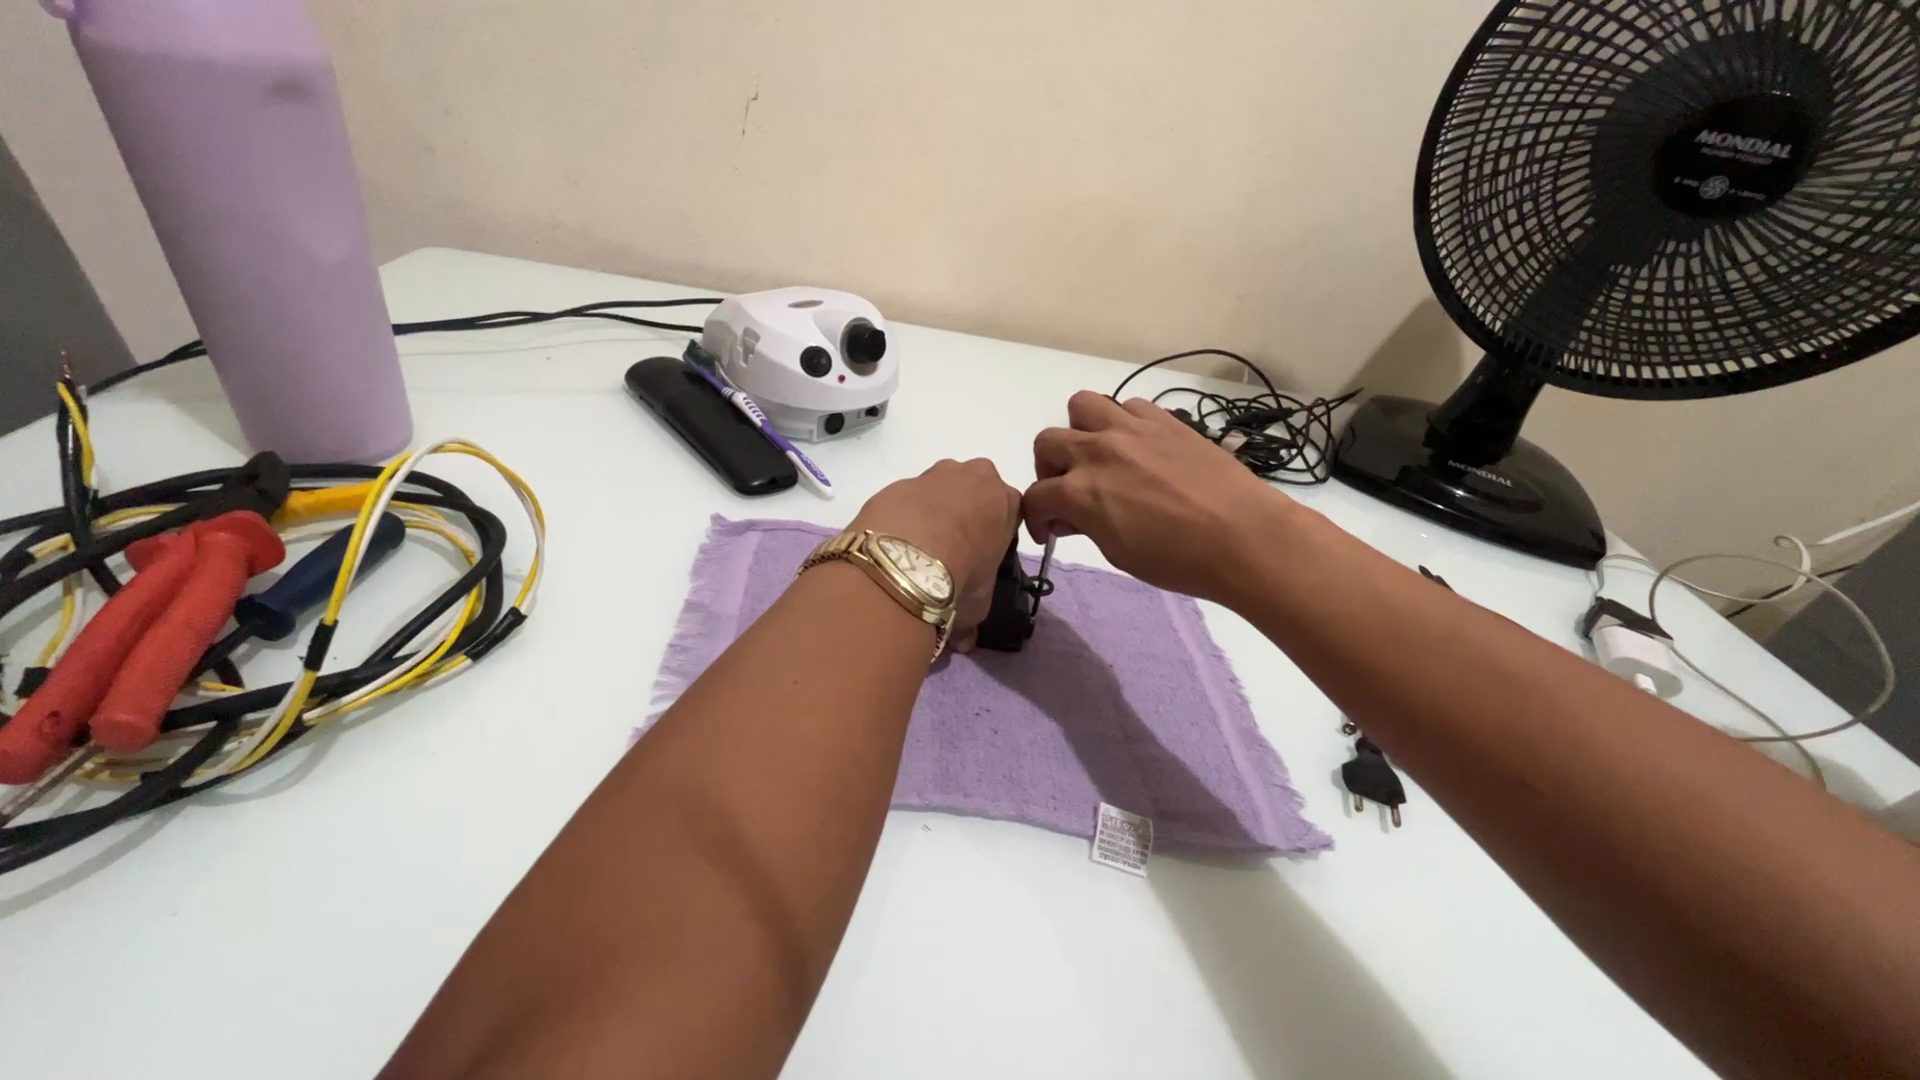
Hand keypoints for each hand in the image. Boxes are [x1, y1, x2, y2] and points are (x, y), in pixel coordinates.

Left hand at [850, 458, 1019, 651]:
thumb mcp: (978, 604)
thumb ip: (973, 619)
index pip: (1011, 511)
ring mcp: (933, 475)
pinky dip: (902, 519)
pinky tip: (894, 547)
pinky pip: (906, 501)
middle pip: (974, 493)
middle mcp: (974, 476)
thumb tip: (964, 642)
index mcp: (1006, 500)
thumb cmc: (963, 574)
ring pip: (938, 492)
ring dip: (932, 516)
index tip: (983, 558)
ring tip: (919, 553)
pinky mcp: (898, 482)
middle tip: (952, 553)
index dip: (997, 536)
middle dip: (965, 517)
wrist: (908, 553)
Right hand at [1024, 392, 1292, 603]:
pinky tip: (1139, 449)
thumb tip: (1070, 516)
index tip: (1050, 530)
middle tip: (1070, 491)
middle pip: (1046, 443)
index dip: (1036, 517)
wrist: (1244, 537)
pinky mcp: (1163, 419)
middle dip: (1049, 470)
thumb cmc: (1179, 560)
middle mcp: (1097, 451)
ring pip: (1082, 406)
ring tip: (1099, 456)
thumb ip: (1085, 526)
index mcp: (1080, 491)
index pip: (1035, 497)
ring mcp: (1131, 429)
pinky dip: (1122, 423)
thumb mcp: (1118, 553)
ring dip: (1080, 431)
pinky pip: (1127, 405)